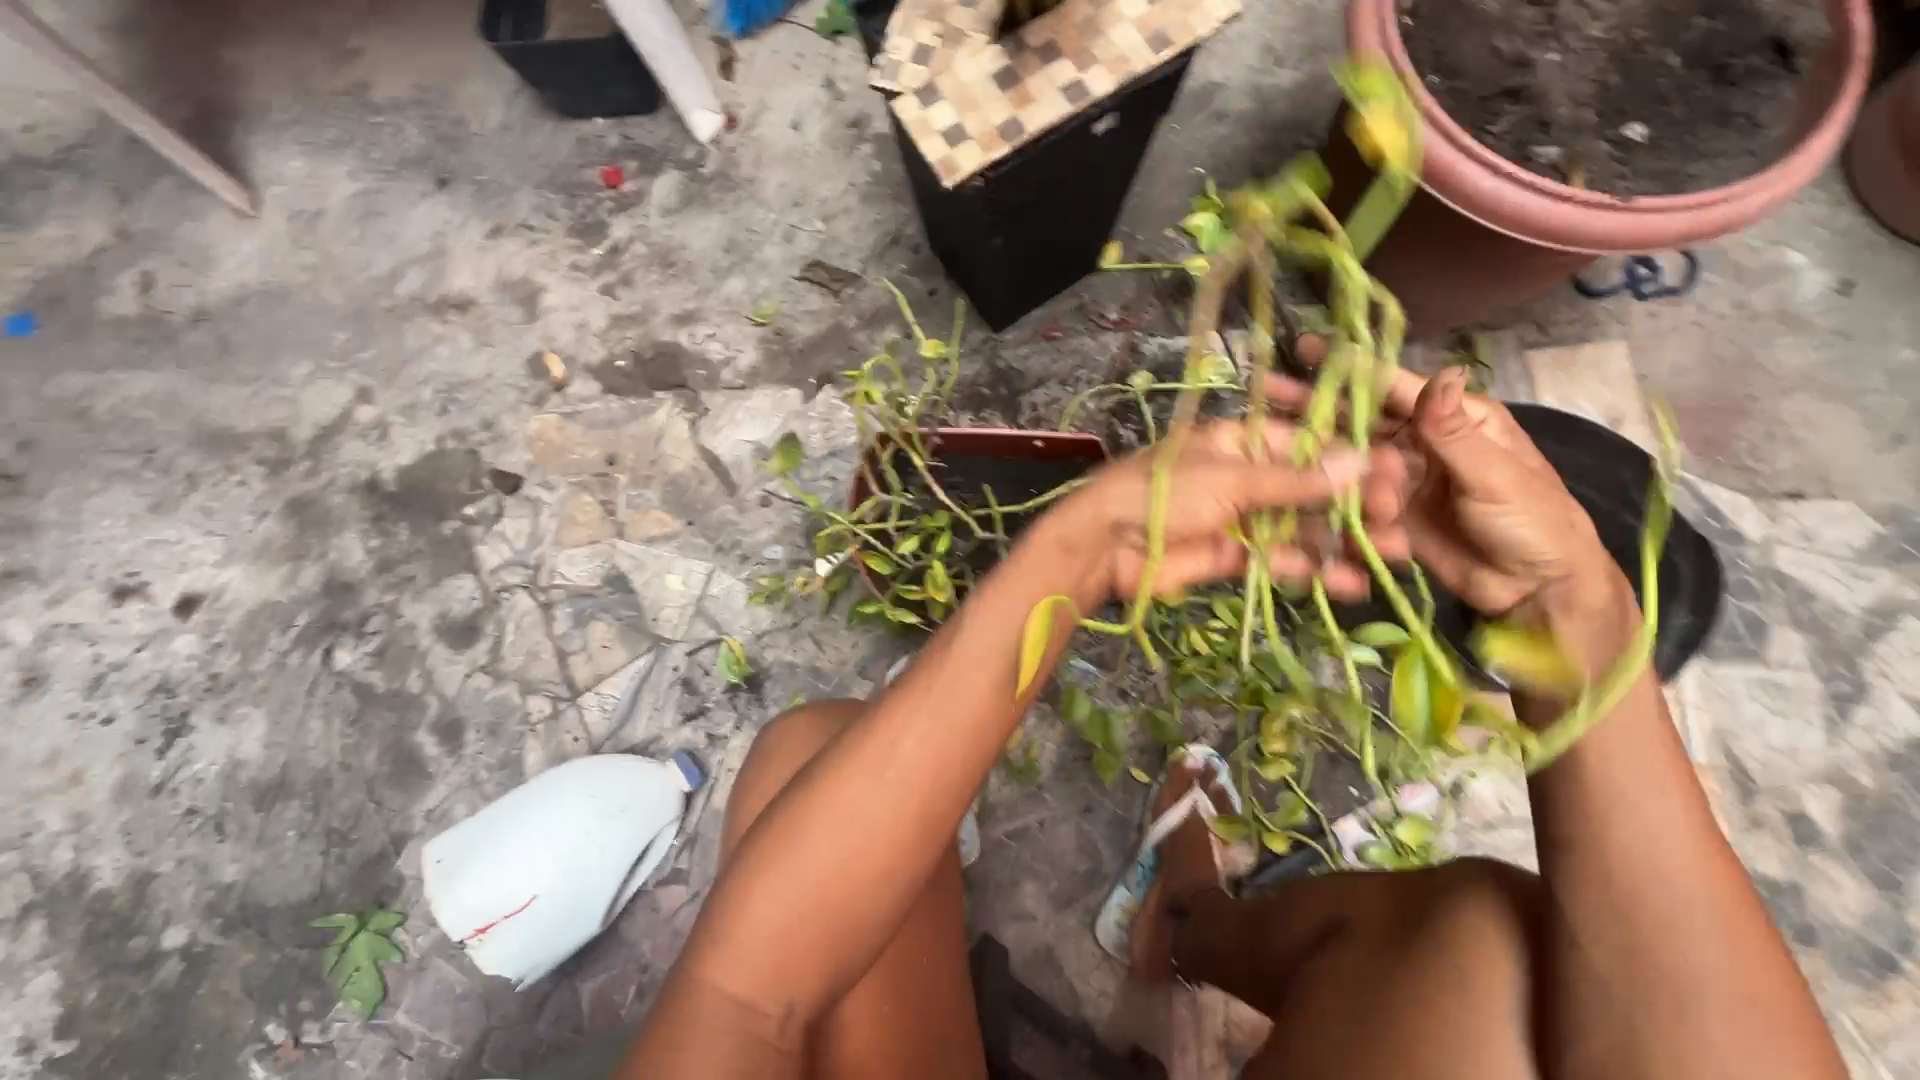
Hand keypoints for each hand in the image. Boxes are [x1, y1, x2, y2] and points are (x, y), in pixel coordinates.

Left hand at [1044, 416, 1408, 606]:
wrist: (1103, 547)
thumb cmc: (1162, 494)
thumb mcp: (1229, 478)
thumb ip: (1294, 479)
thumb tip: (1360, 460)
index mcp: (1238, 441)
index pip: (1306, 444)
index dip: (1350, 459)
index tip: (1396, 474)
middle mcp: (1242, 476)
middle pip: (1308, 487)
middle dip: (1354, 502)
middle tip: (1398, 518)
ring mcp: (1236, 517)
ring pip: (1299, 526)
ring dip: (1342, 539)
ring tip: (1393, 554)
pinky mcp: (1229, 556)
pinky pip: (1277, 559)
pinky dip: (1310, 570)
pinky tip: (1349, 582)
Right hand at [1267, 355, 1623, 628]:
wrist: (1535, 590)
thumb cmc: (1534, 521)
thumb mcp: (1496, 474)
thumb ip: (1454, 432)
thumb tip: (1440, 373)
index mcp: (1452, 417)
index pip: (1393, 386)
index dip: (1349, 367)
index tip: (1306, 347)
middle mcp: (1419, 442)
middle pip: (1358, 419)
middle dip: (1312, 405)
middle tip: (1264, 392)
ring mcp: (1399, 479)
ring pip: (1346, 459)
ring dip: (1310, 452)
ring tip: (1265, 444)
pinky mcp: (1387, 515)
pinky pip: (1350, 501)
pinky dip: (1325, 497)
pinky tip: (1291, 491)